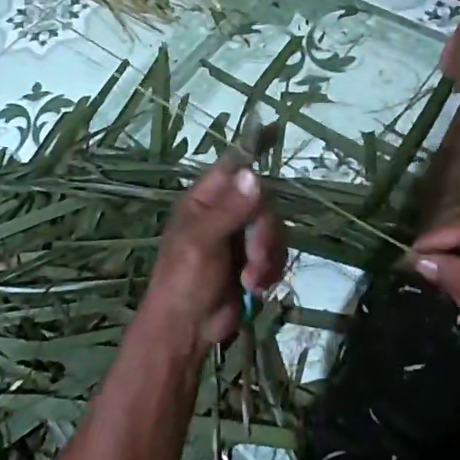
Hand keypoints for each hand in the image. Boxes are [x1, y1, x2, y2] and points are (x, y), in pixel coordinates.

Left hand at [141, 157, 285, 355]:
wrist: (187, 330)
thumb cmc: (182, 281)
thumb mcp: (202, 243)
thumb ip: (230, 210)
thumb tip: (254, 174)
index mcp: (204, 200)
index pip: (232, 165)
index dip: (253, 148)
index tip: (276, 129)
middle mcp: (224, 213)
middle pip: (263, 203)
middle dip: (264, 233)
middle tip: (253, 258)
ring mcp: (240, 237)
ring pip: (274, 230)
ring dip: (267, 257)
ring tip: (250, 280)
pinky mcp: (253, 261)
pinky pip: (277, 253)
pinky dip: (270, 271)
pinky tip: (255, 287)